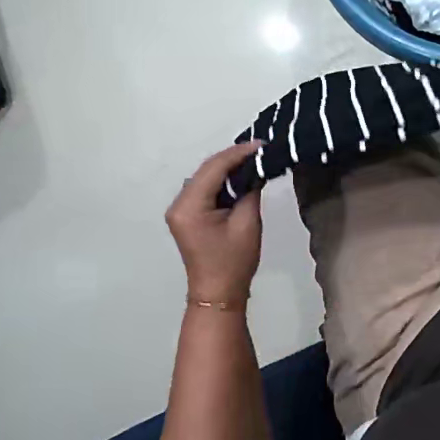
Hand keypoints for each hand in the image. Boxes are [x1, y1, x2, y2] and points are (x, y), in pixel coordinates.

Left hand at [166, 143, 263, 304]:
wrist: (218, 294)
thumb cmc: (234, 262)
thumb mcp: (247, 223)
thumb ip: (249, 190)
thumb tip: (255, 168)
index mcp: (189, 206)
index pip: (214, 168)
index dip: (238, 153)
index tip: (261, 144)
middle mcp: (178, 203)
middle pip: (206, 170)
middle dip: (232, 158)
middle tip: (260, 150)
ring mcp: (179, 209)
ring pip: (204, 178)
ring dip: (227, 169)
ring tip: (253, 160)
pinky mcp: (186, 215)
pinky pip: (203, 189)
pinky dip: (220, 181)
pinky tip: (239, 177)